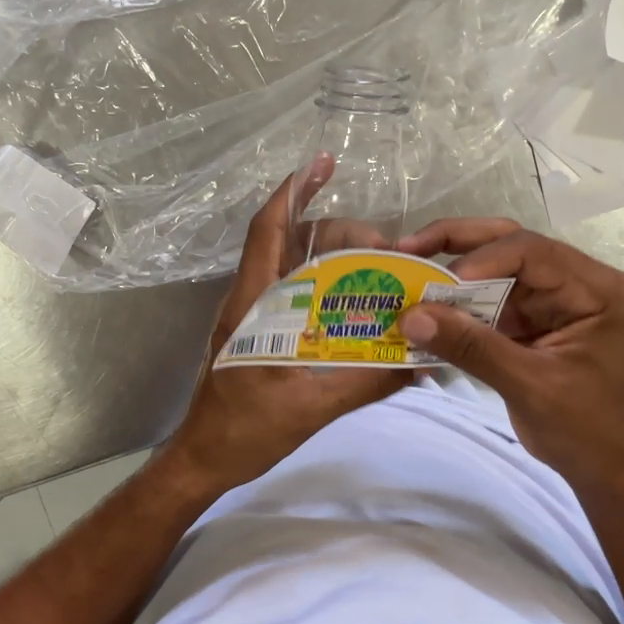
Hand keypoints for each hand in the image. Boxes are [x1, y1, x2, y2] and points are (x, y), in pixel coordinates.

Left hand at [159, 156, 410, 492]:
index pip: (268, 231)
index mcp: (251, 306)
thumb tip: (420, 363)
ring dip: (328, 257)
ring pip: (289, 269)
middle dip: (334, 231)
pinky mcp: (255, 337)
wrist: (202, 461)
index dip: (293, 192)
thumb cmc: (244, 432)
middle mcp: (247, 302)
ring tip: (375, 265)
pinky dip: (320, 285)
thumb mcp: (310, 408)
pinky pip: (290, 295)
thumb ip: (365, 384)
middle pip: (287, 245)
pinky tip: (351, 298)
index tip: (323, 163)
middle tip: (383, 244)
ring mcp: (248, 319)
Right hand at [396, 218, 623, 492]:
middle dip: (459, 244)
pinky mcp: (535, 324)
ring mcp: (555, 304)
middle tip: (408, 246)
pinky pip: (492, 303)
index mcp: (596, 290)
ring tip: (408, 273)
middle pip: (513, 246)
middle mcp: (579, 285)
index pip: (533, 251)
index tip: (436, 281)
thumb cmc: (587, 429)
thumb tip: (410, 317)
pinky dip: (458, 305)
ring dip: (453, 274)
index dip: (481, 258)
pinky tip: (426, 308)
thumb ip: (472, 347)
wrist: (611, 470)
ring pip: (498, 271)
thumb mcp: (528, 385)